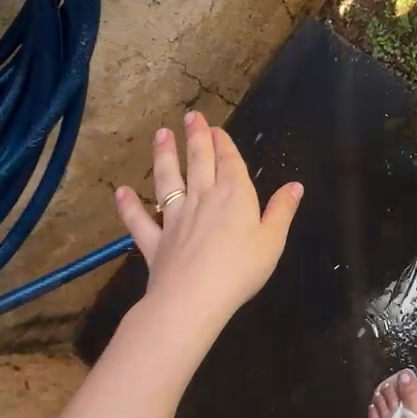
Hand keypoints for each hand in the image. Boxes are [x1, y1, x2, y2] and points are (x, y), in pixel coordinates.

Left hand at [113, 112, 303, 324]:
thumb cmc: (240, 269)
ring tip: (161, 135)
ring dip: (164, 157)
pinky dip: (129, 207)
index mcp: (235, 195)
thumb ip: (282, 211)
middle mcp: (203, 198)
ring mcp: (176, 219)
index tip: (214, 127)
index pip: (228, 161)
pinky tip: (120, 193)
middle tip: (190, 117)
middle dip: (196, 138)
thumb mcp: (273, 241)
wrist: (192, 301)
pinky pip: (139, 222)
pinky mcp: (154, 243)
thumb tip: (295, 185)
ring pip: (168, 181)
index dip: (222, 142)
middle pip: (199, 162)